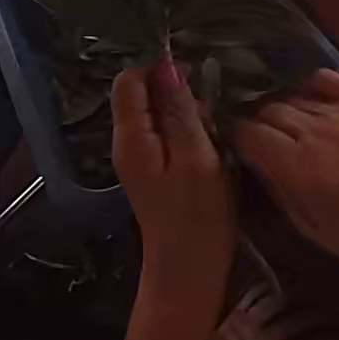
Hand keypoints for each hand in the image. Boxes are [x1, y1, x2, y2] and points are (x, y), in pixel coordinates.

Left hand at [111, 60, 235, 299]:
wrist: (188, 272)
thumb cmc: (197, 217)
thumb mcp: (196, 157)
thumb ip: (179, 112)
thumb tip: (167, 67)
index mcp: (131, 137)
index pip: (128, 81)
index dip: (157, 69)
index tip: (193, 74)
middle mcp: (126, 142)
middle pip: (139, 95)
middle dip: (172, 90)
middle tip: (208, 106)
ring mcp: (138, 157)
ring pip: (153, 114)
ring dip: (181, 110)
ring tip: (212, 126)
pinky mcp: (152, 170)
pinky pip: (162, 135)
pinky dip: (183, 129)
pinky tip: (207, 142)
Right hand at [232, 69, 338, 289]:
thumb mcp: (317, 232)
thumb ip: (279, 191)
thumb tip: (254, 163)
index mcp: (303, 167)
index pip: (248, 133)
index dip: (240, 142)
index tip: (244, 153)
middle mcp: (319, 131)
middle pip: (266, 111)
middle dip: (259, 127)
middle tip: (267, 146)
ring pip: (290, 97)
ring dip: (283, 112)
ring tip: (290, 131)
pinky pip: (323, 79)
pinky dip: (309, 89)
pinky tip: (312, 107)